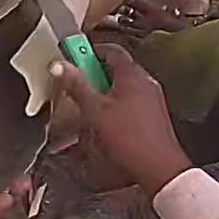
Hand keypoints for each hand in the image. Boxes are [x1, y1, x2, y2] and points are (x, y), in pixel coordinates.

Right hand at [51, 43, 192, 194]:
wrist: (158, 168)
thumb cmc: (130, 137)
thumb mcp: (94, 110)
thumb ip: (77, 86)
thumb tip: (60, 65)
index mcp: (132, 75)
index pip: (111, 50)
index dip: (91, 51)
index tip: (74, 56)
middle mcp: (145, 83)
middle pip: (115, 69)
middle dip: (94, 75)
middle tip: (77, 83)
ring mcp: (151, 100)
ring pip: (122, 87)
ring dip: (103, 92)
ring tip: (87, 106)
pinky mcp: (152, 116)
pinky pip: (130, 103)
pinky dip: (115, 106)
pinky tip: (104, 123)